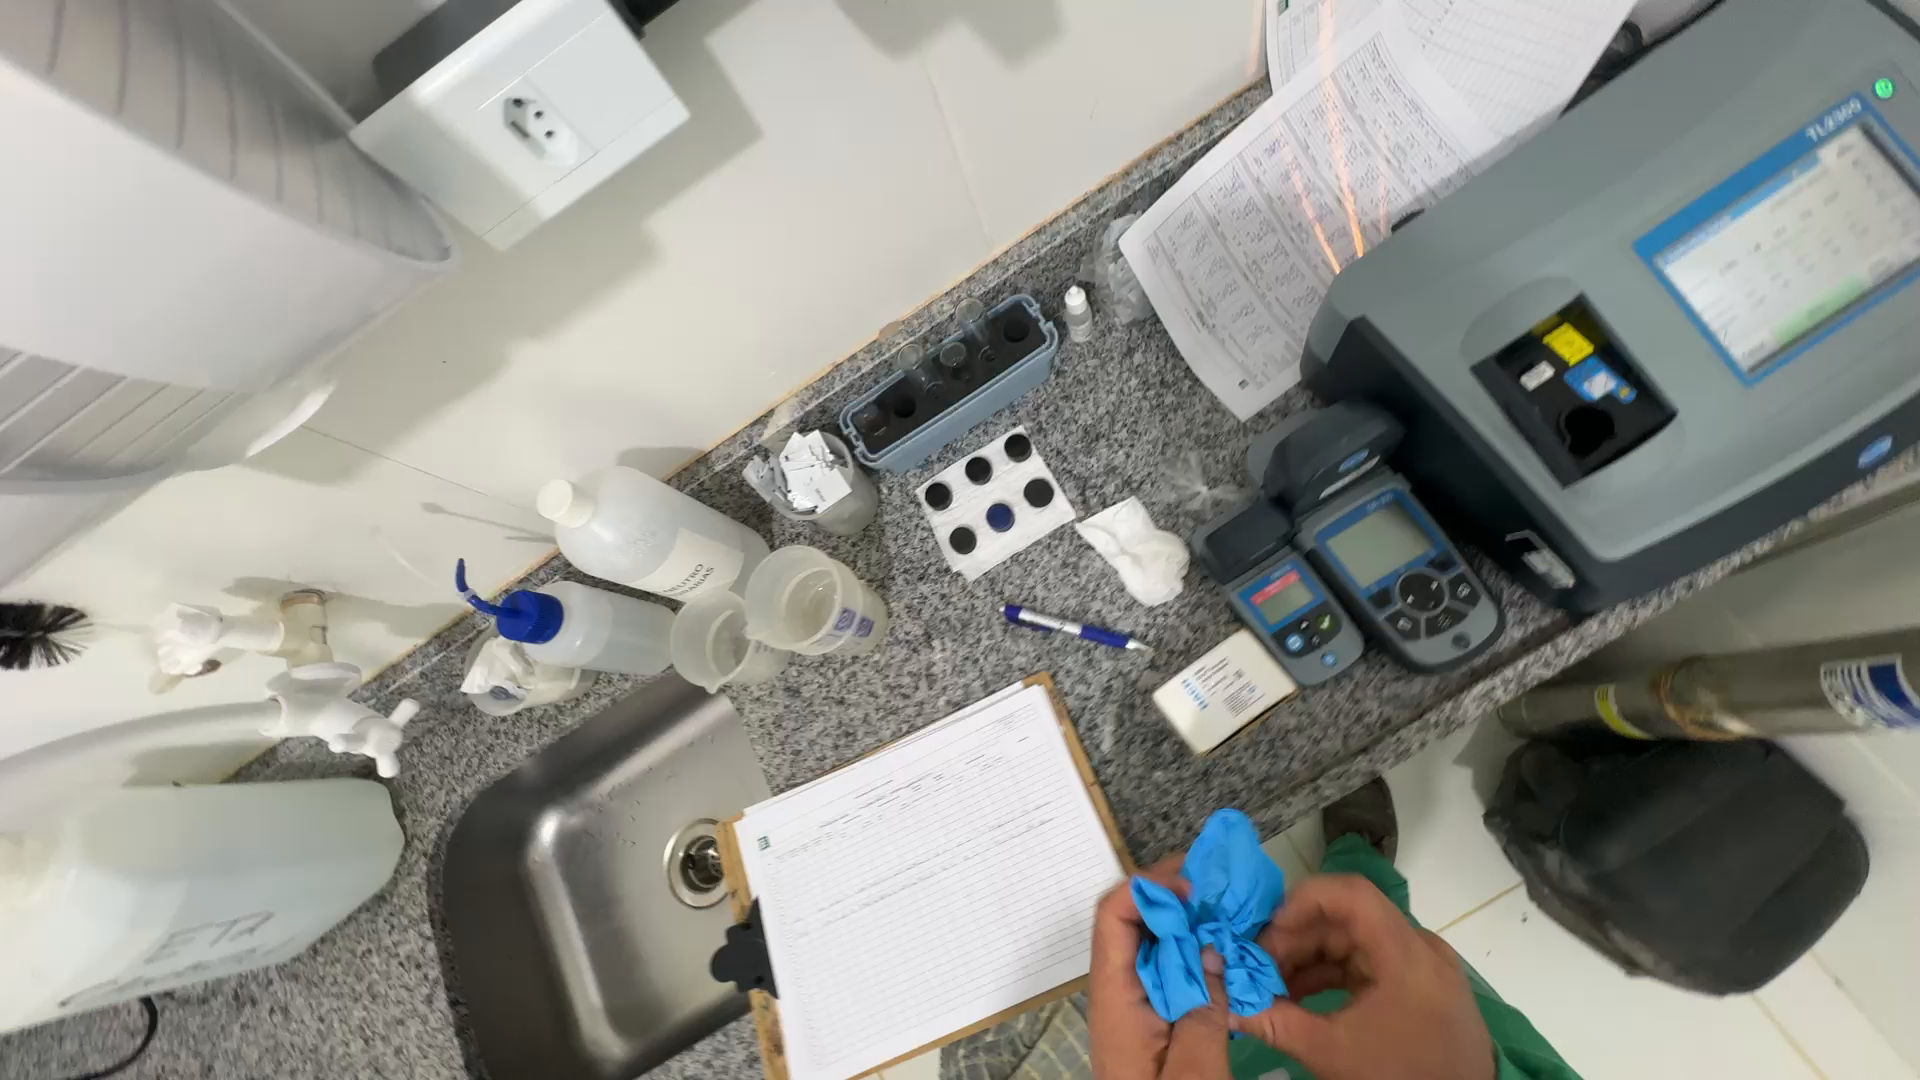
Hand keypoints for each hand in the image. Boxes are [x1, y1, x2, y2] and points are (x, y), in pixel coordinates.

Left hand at [1088, 856, 1232, 1079]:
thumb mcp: (1195, 1072)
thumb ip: (1204, 1006)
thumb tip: (1210, 945)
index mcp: (1113, 994)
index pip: (1113, 916)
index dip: (1148, 889)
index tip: (1193, 886)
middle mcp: (1115, 988)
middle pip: (1129, 920)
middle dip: (1169, 896)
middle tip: (1216, 888)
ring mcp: (1130, 1002)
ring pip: (1148, 942)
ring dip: (1182, 922)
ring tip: (1223, 909)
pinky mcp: (1148, 1018)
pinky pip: (1163, 970)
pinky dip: (1189, 952)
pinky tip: (1220, 951)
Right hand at [1231, 875, 1494, 1079]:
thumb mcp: (1333, 1055)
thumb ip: (1274, 1020)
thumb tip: (1223, 1000)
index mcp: (1406, 955)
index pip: (1350, 893)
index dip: (1302, 901)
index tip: (1267, 931)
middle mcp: (1417, 948)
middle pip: (1343, 918)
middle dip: (1295, 937)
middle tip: (1258, 965)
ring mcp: (1420, 966)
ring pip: (1349, 939)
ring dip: (1307, 956)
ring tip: (1272, 984)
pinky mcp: (1417, 984)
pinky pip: (1364, 961)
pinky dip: (1329, 972)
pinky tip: (1298, 995)